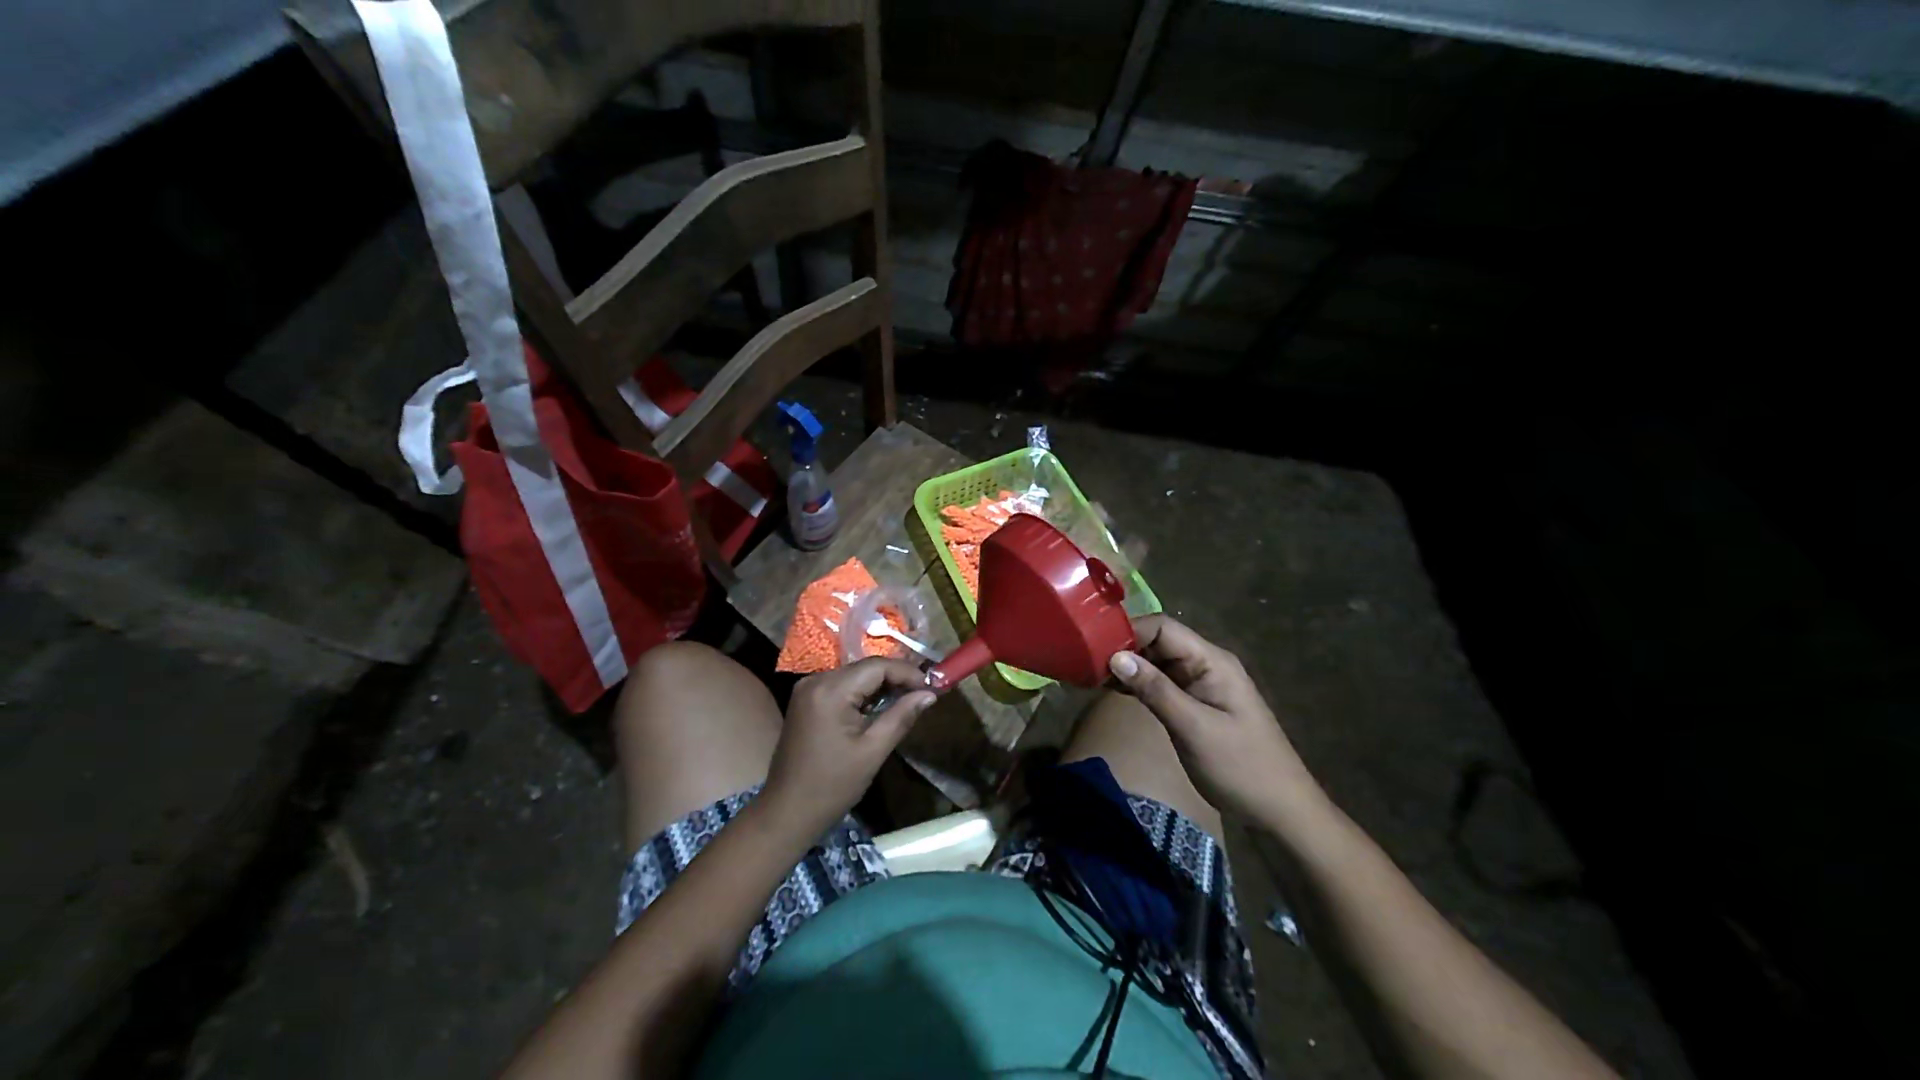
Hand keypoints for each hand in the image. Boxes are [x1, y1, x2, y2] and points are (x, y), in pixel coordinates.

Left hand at [763, 658, 934, 836]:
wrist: (787, 811)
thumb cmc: (832, 785)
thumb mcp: (873, 751)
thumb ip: (902, 716)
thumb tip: (930, 694)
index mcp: (830, 690)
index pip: (877, 666)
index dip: (908, 673)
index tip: (933, 688)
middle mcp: (816, 680)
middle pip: (865, 668)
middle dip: (897, 677)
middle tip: (925, 693)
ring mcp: (808, 689)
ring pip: (855, 675)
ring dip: (881, 685)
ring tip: (908, 699)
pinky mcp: (806, 700)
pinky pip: (842, 686)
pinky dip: (863, 693)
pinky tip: (880, 707)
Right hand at [1108, 615, 1320, 822]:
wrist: (1279, 810)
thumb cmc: (1241, 767)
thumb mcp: (1194, 728)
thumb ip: (1155, 690)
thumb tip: (1115, 657)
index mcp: (1211, 661)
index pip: (1163, 628)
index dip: (1128, 632)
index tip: (1093, 647)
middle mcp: (1205, 664)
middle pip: (1157, 641)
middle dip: (1122, 648)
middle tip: (1084, 662)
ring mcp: (1200, 684)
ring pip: (1155, 662)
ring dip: (1126, 667)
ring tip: (1089, 676)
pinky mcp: (1194, 703)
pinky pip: (1160, 683)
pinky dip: (1136, 685)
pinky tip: (1110, 690)